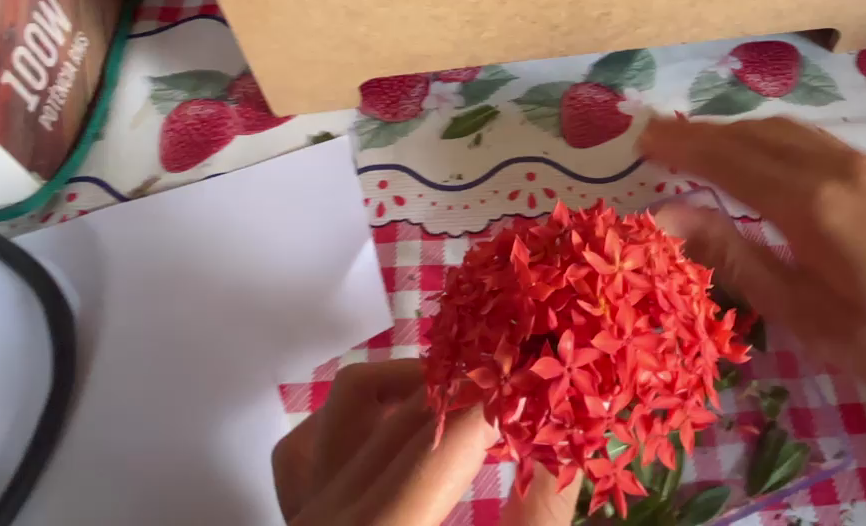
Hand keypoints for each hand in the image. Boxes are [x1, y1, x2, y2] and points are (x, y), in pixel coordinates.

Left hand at [273, 360, 582, 525]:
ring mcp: (304, 513)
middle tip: (526, 369)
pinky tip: (407, 420)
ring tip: (473, 393)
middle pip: (416, 409)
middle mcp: (329, 515)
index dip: (504, 386)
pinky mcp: (297, 517)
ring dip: (421, 383)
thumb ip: (538, 523)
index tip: (543, 356)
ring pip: (359, 401)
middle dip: (480, 381)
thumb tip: (568, 444)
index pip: (452, 431)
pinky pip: (316, 438)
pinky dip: (362, 412)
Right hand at [641, 115, 865, 450]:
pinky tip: (789, 177)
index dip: (681, 145)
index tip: (641, 138)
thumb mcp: (826, 326)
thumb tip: (670, 217)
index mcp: (815, 202)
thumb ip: (745, 263)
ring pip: (798, 136)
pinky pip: (830, 148)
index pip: (728, 157)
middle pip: (760, 133)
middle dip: (708, 134)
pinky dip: (787, 148)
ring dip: (748, 136)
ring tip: (716, 155)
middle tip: (666, 145)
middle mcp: (845, 168)